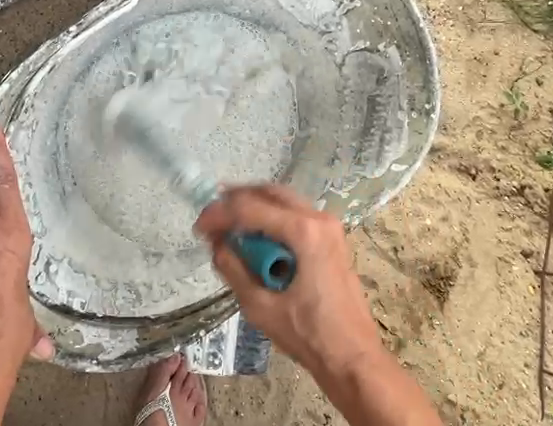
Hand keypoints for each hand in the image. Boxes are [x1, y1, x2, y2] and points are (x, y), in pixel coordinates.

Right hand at [194, 184, 386, 380]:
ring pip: (283, 201)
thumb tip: (216, 244)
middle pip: (269, 193)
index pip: (251, 209)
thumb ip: (233, 269)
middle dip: (236, 200)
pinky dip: (272, 218)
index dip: (219, 214)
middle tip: (212, 216)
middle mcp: (319, 219)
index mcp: (304, 232)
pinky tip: (255, 234)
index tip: (198, 227)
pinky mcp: (332, 239)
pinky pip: (295, 215)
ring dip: (254, 207)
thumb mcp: (260, 306)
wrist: (354, 359)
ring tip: (228, 223)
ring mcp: (330, 227)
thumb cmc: (308, 336)